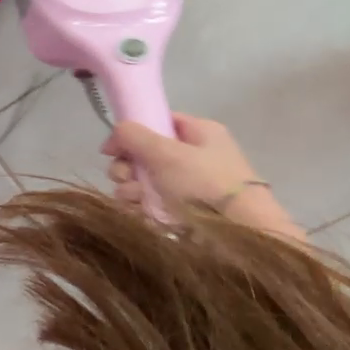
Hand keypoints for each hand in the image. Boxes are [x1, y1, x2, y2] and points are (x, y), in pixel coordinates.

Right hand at [101, 114, 302, 238]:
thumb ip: (134, 136)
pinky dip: (140, 205)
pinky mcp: (179, 206)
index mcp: (197, 133)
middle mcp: (191, 155)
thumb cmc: (204, 182)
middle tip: (127, 177)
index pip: (157, 122)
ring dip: (130, 189)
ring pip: (140, 180)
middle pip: (142, 154)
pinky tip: (142, 211)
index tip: (112, 149)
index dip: (131, 133)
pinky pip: (147, 200)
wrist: (236, 228)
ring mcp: (185, 182)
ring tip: (137, 199)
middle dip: (127, 167)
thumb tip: (115, 132)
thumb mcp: (166, 152)